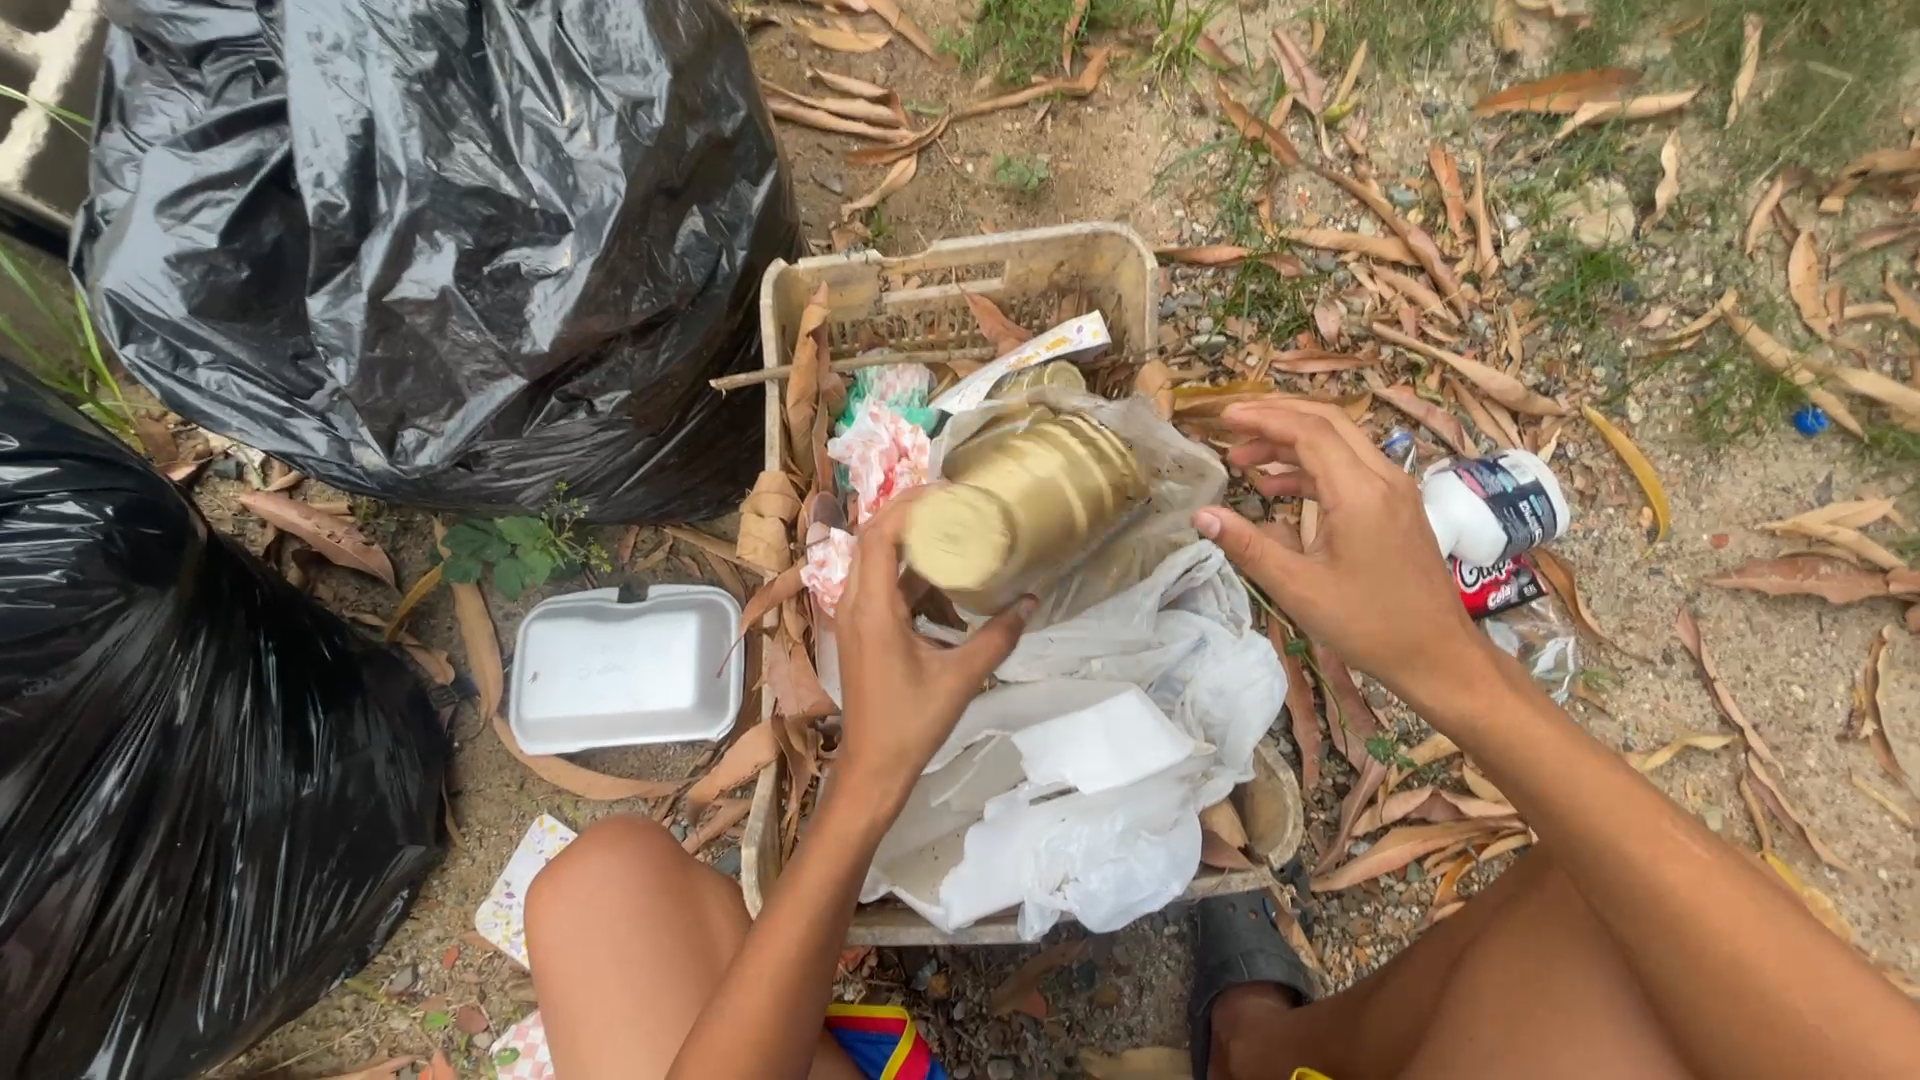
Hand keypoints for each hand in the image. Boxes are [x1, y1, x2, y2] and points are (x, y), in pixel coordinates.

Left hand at [834, 491, 1033, 807]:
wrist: (873, 767)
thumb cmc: (912, 723)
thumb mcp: (963, 678)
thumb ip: (998, 636)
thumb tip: (1033, 601)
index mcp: (873, 609)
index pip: (880, 534)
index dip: (909, 504)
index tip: (949, 492)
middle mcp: (855, 604)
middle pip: (874, 539)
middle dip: (911, 516)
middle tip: (955, 504)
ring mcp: (854, 619)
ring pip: (878, 564)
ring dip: (913, 548)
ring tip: (955, 536)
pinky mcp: (861, 632)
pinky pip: (883, 589)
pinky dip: (912, 580)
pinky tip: (947, 590)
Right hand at [1193, 399, 1494, 705]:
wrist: (1437, 655)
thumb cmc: (1367, 624)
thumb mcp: (1297, 587)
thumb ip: (1248, 544)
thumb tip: (1201, 515)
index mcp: (1359, 493)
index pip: (1309, 431)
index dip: (1263, 418)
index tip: (1223, 417)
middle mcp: (1383, 479)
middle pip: (1328, 422)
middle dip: (1276, 417)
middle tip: (1230, 425)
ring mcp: (1394, 491)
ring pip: (1339, 443)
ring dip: (1290, 443)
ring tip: (1242, 459)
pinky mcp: (1396, 507)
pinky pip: (1349, 469)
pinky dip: (1309, 467)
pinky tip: (1276, 488)